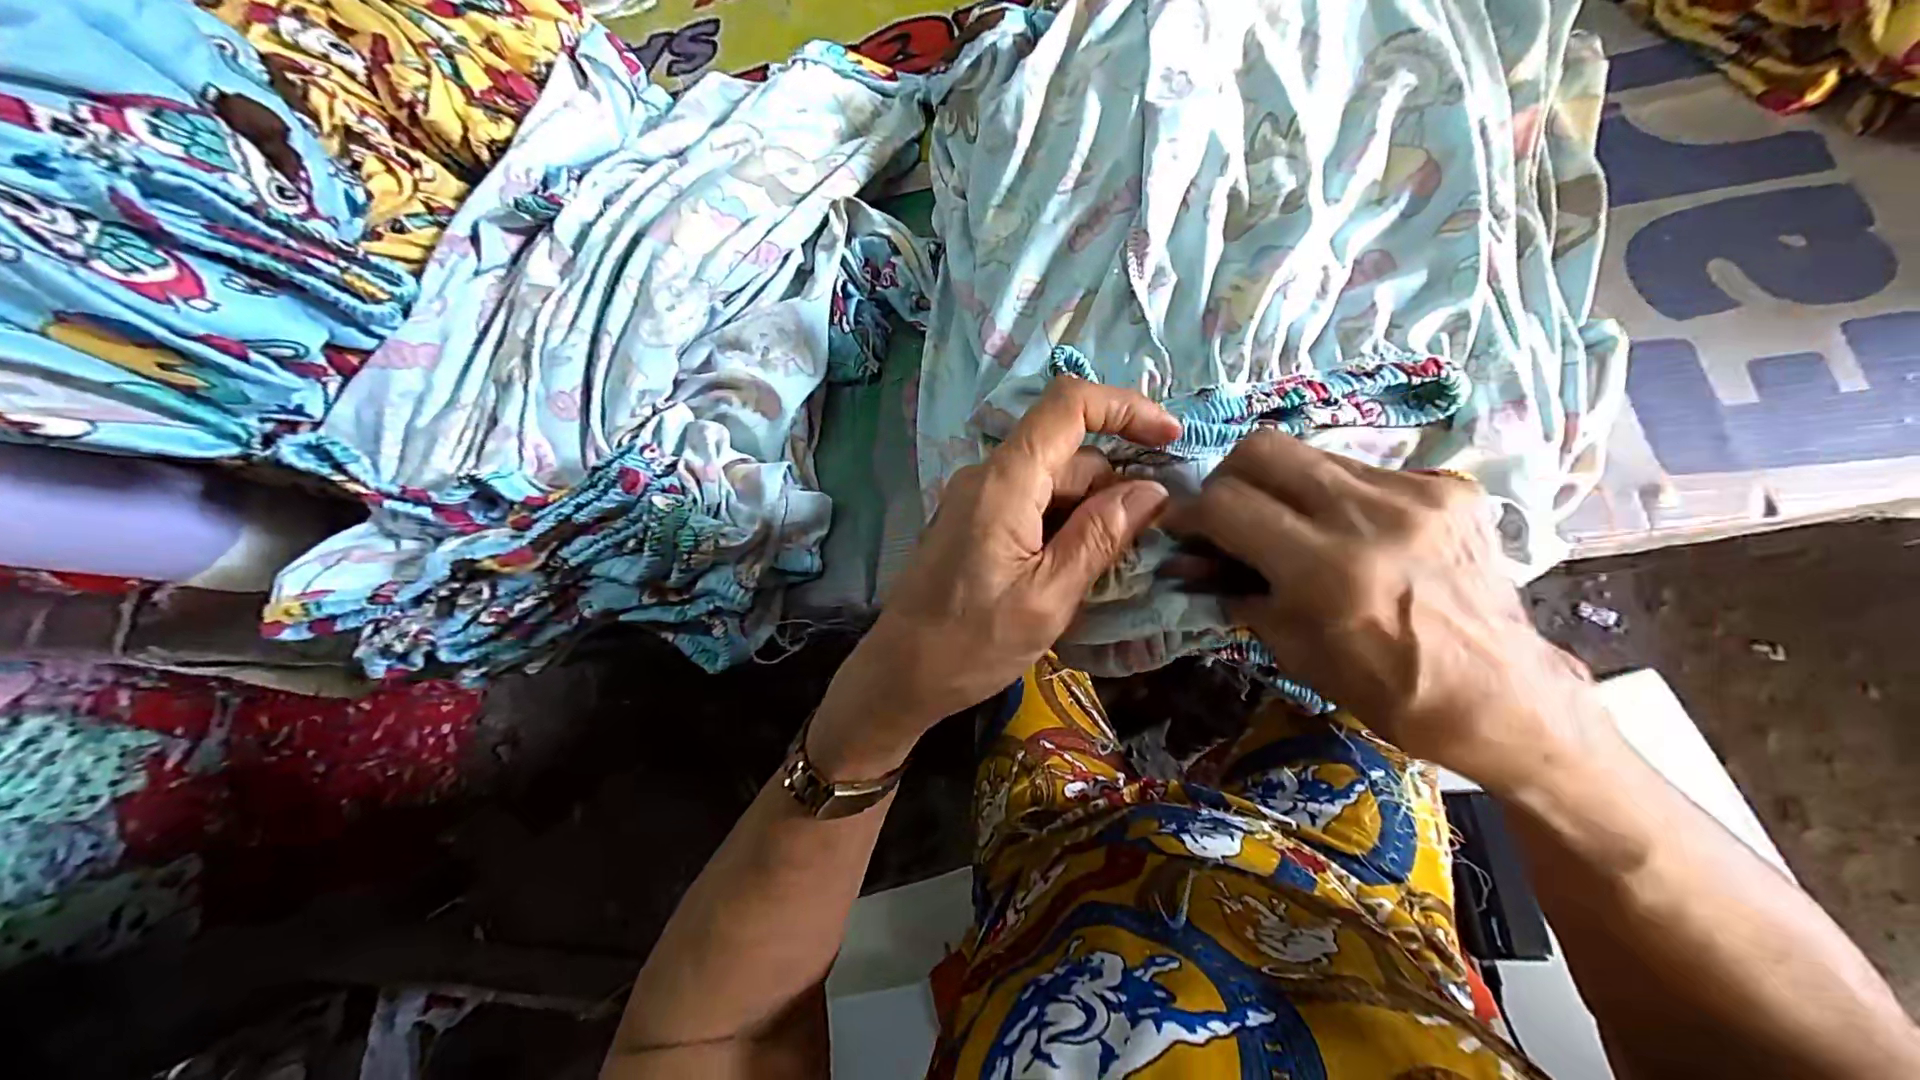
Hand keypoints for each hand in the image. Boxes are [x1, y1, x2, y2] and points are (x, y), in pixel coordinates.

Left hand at [806, 379, 1180, 777]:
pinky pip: (1032, 505)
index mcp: (1004, 484)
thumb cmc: (970, 645)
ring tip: (1118, 564)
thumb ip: (1100, 537)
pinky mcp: (974, 523)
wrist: (899, 676)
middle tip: (1152, 536)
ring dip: (1093, 511)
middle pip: (1067, 453)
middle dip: (1116, 484)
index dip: (1125, 407)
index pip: (1067, 405)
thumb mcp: (1048, 599)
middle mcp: (987, 478)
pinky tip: (1080, 566)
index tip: (1170, 436)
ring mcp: (977, 500)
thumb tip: (1152, 491)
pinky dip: (1065, 524)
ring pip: (1053, 482)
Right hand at [1166, 431, 1604, 793]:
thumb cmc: (1385, 688)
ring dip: (1277, 483)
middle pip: (1261, 449)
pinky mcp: (1448, 487)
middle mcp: (1371, 515)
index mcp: (1328, 569)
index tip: (1179, 526)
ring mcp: (1417, 493)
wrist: (1499, 695)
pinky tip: (1342, 529)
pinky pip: (1358, 469)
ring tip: (1283, 522)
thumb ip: (1235, 591)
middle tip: (1226, 513)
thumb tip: (1187, 562)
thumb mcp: (1290, 646)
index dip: (1188, 512)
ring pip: (1308, 451)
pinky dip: (1330, 494)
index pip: (1226, 503)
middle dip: (1226, 478)